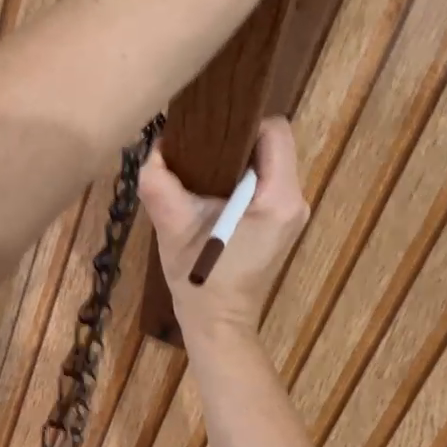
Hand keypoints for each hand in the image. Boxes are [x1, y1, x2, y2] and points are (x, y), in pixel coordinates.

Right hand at [139, 118, 308, 345]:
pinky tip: (209, 192)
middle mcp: (294, 200)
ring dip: (233, 162)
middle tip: (197, 149)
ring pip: (265, 164)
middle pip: (269, 146)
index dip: (240, 123)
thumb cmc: (201, 279)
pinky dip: (237, 180)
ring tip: (199, 170)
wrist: (216, 323)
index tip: (207, 133)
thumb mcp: (174, 228)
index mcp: (279, 197)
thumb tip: (152, 148)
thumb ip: (160, 184)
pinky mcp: (278, 223)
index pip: (273, 131)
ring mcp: (289, 213)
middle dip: (233, 142)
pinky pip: (261, 184)